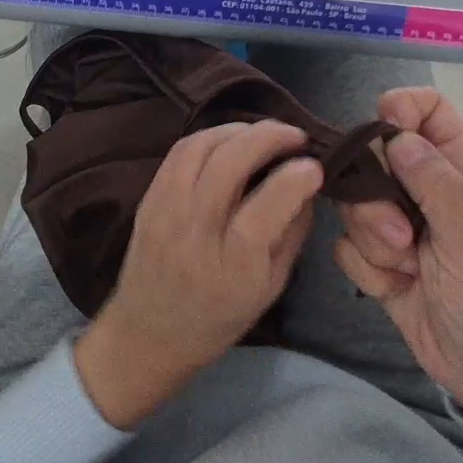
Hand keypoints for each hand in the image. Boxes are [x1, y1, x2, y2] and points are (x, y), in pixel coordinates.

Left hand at [74, 120, 322, 429]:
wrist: (150, 332)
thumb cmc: (220, 316)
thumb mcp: (271, 287)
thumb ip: (292, 233)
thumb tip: (309, 184)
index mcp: (232, 266)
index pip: (264, 209)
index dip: (293, 180)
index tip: (314, 165)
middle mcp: (195, 233)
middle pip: (228, 165)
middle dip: (267, 137)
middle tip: (295, 135)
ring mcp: (165, 212)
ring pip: (200, 148)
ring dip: (237, 130)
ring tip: (263, 133)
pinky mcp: (148, 198)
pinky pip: (178, 152)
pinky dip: (209, 137)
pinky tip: (230, 139)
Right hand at [334, 87, 462, 440]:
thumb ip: (438, 189)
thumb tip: (399, 135)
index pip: (430, 111)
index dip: (401, 109)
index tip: (382, 136)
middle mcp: (427, 190)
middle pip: (376, 155)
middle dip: (376, 195)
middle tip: (401, 235)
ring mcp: (400, 224)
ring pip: (355, 201)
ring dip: (372, 238)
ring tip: (406, 268)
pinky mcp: (378, 258)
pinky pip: (347, 242)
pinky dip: (366, 268)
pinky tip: (396, 289)